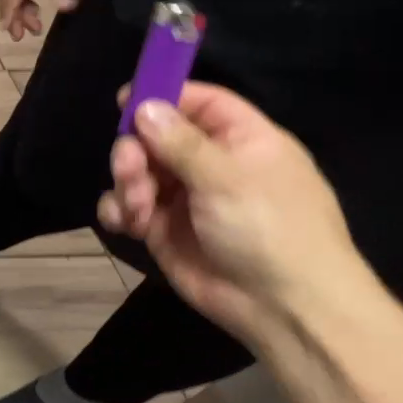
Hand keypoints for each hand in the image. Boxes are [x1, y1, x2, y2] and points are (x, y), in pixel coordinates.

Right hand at [97, 84, 366, 341]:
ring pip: (136, 170)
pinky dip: (120, 210)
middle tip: (132, 170)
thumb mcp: (228, 178)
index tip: (126, 100)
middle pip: (155, 136)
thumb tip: (143, 104)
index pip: (200, 102)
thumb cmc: (270, 230)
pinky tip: (127, 223)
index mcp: (243, 142)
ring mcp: (185, 196)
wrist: (282, 307)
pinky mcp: (162, 227)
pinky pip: (127, 205)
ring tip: (138, 209)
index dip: (164, 95)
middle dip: (134, 151)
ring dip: (127, 184)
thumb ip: (180, 141)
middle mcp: (211, 164)